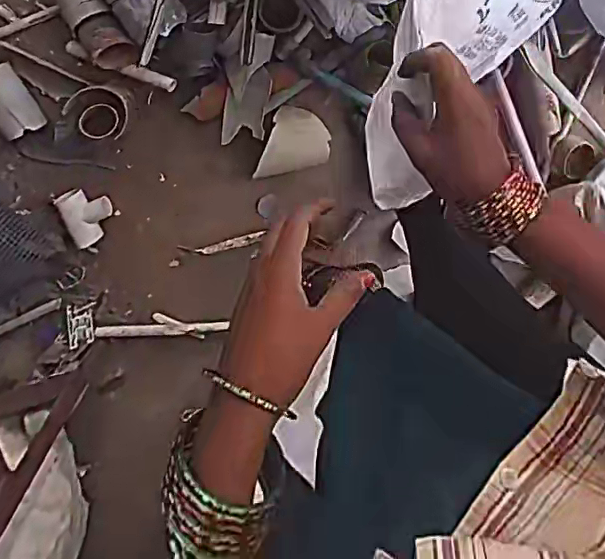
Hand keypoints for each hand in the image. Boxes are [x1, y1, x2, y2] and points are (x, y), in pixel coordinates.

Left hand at [214, 200, 372, 410]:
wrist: (244, 399)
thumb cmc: (277, 365)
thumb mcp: (321, 326)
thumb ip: (344, 295)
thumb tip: (361, 278)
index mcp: (278, 271)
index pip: (295, 222)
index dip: (314, 208)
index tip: (328, 206)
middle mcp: (259, 274)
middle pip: (278, 228)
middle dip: (301, 218)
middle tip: (323, 220)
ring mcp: (249, 289)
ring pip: (269, 247)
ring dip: (291, 239)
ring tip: (316, 249)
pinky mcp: (246, 304)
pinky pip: (264, 268)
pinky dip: (283, 260)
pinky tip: (299, 281)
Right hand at [390, 43, 513, 210]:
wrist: (493, 194)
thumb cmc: (460, 175)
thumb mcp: (420, 150)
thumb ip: (403, 120)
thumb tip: (399, 103)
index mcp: (457, 97)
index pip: (438, 57)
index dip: (417, 58)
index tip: (405, 70)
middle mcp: (474, 93)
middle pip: (450, 59)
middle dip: (427, 61)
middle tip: (410, 75)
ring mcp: (484, 100)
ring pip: (459, 71)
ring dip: (438, 74)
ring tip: (421, 91)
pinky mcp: (487, 110)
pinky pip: (466, 86)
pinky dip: (449, 87)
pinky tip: (437, 105)